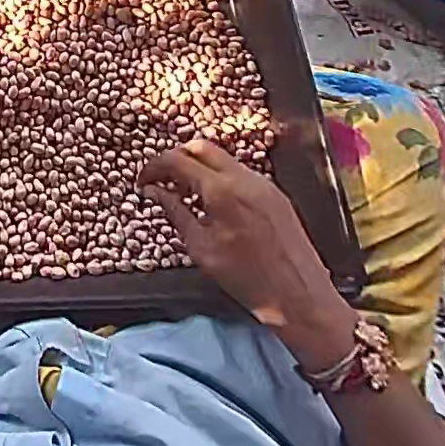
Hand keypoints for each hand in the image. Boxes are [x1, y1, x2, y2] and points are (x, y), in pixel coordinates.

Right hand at [140, 139, 358, 368]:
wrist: (302, 298)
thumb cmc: (246, 279)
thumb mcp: (201, 248)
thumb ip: (175, 212)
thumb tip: (154, 192)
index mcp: (221, 191)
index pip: (177, 160)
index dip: (154, 167)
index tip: (143, 182)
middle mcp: (244, 178)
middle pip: (200, 147)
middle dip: (175, 158)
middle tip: (161, 180)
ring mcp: (263, 183)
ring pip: (221, 157)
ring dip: (197, 166)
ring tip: (183, 191)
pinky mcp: (275, 194)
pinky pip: (238, 172)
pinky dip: (217, 176)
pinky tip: (210, 201)